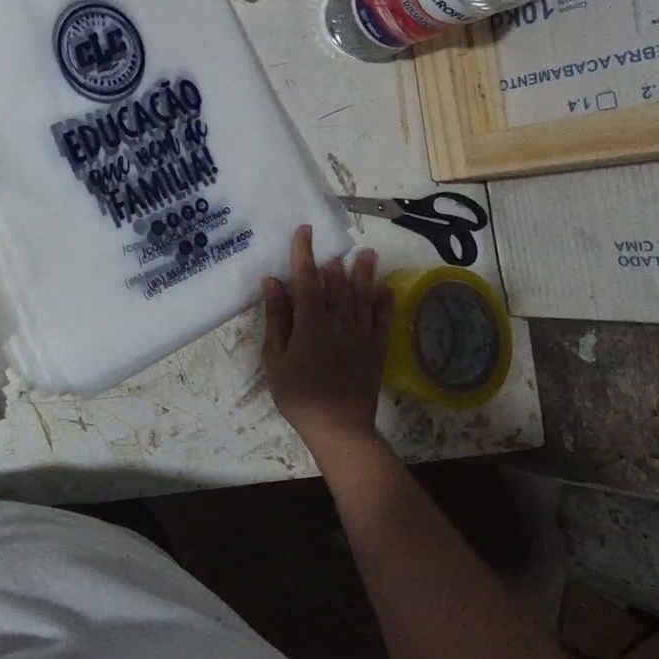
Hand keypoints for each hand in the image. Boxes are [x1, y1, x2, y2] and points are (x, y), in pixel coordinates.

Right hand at [261, 226, 393, 462]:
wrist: (339, 427)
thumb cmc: (298, 394)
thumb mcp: (274, 357)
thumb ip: (276, 318)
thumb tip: (273, 282)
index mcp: (311, 322)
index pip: (307, 279)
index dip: (304, 253)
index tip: (305, 231)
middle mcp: (339, 322)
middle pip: (338, 284)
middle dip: (335, 260)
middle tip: (336, 243)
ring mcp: (361, 335)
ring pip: (363, 296)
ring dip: (365, 273)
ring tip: (368, 253)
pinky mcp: (376, 350)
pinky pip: (382, 320)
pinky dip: (384, 302)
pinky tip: (385, 289)